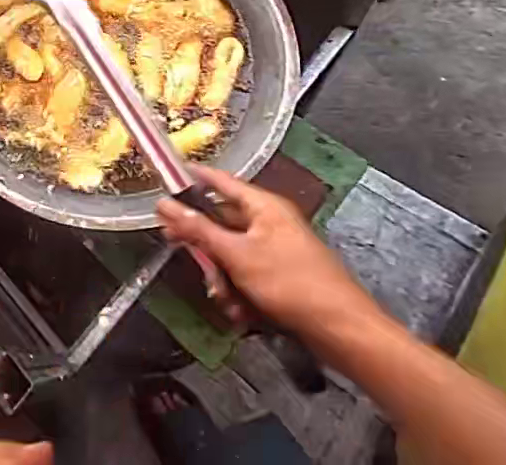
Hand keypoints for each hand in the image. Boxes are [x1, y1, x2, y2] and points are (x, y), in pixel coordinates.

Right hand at [156, 165, 378, 340]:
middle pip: (223, 223)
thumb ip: (199, 230)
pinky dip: (240, 292)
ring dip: (223, 277)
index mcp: (263, 205)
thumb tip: (166, 205)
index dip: (195, 178)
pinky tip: (240, 312)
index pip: (221, 181)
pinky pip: (247, 274)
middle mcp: (269, 221)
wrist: (339, 328)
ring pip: (232, 254)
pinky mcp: (280, 275)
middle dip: (206, 247)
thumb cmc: (290, 282)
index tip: (169, 177)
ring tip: (225, 299)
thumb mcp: (237, 255)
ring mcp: (276, 248)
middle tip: (179, 250)